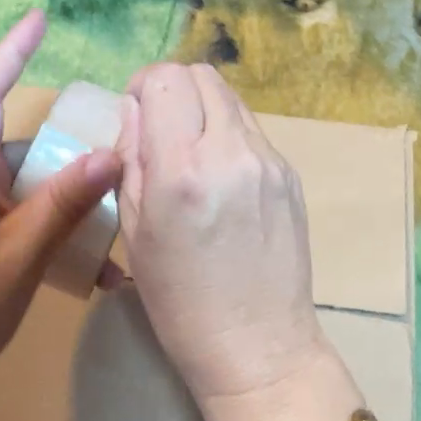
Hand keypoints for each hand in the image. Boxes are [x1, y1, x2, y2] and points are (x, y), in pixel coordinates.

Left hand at [0, 11, 122, 420]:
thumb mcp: (21, 256)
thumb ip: (65, 202)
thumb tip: (112, 154)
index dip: (13, 49)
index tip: (40, 17)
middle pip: (14, 133)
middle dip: (61, 132)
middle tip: (108, 131)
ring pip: (21, 178)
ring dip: (63, 191)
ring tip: (114, 210)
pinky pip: (15, 212)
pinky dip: (50, 227)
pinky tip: (93, 268)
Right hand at [118, 64, 395, 420]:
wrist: (258, 345)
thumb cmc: (180, 300)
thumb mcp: (135, 231)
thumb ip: (131, 157)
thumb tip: (135, 107)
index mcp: (182, 170)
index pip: (166, 79)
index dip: (144, 85)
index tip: (136, 112)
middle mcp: (229, 151)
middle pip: (201, 75)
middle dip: (173, 88)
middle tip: (160, 126)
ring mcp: (267, 159)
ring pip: (229, 96)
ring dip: (202, 107)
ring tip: (190, 150)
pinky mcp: (289, 171)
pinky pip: (251, 128)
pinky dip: (228, 132)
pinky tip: (220, 175)